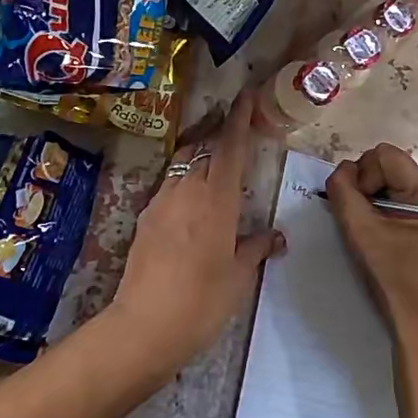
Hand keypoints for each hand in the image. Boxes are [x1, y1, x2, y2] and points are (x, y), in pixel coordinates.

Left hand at [106, 92, 282, 366]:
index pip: (230, 148)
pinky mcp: (145, 217)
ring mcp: (160, 202)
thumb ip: (255, 249)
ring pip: (182, 165)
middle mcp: (185, 191)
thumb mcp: (238, 276)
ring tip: (215, 157)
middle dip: (219, 132)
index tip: (247, 94)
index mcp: (215, 200)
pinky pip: (169, 187)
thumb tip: (273, 235)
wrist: (145, 323)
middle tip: (235, 123)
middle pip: (203, 149)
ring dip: (200, 155)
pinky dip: (184, 180)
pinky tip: (192, 197)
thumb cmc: (201, 302)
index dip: (239, 119)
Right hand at [324, 144, 417, 319]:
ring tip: (369, 222)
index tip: (366, 206)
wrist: (408, 303)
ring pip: (379, 173)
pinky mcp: (416, 204)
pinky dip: (371, 200)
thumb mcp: (357, 225)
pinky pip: (384, 186)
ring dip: (365, 193)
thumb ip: (342, 188)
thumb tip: (341, 170)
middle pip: (381, 161)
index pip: (381, 155)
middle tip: (365, 216)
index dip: (364, 176)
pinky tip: (374, 222)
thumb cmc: (388, 267)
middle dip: (363, 184)